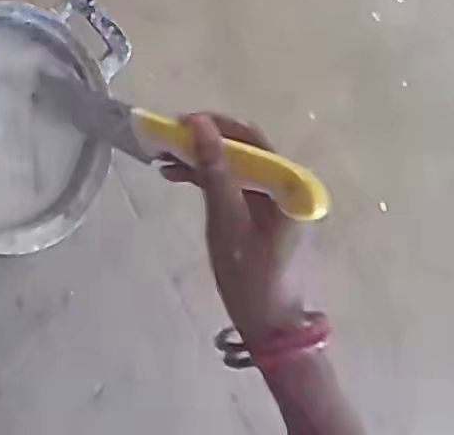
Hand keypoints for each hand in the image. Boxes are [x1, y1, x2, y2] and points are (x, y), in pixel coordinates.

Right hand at [160, 113, 305, 338]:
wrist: (271, 330)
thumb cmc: (251, 276)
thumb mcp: (227, 220)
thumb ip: (214, 169)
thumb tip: (199, 123)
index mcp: (289, 183)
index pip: (249, 137)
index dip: (213, 125)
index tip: (179, 124)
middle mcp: (287, 184)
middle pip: (241, 148)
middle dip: (202, 142)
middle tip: (168, 141)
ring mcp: (276, 198)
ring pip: (234, 165)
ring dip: (201, 160)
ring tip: (164, 159)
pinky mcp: (264, 212)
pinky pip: (234, 183)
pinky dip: (208, 179)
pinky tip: (178, 176)